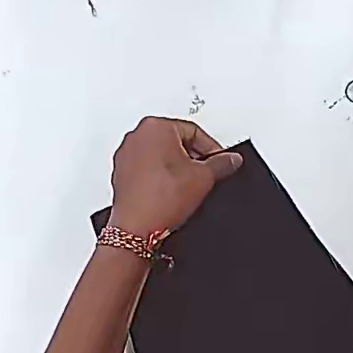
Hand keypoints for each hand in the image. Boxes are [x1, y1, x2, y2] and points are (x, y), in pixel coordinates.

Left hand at [108, 117, 242, 236]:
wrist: (138, 226)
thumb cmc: (161, 198)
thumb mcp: (204, 177)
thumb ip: (222, 163)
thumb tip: (231, 159)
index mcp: (156, 126)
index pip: (194, 131)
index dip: (212, 149)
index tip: (219, 162)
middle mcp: (137, 136)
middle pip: (175, 140)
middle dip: (193, 157)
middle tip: (205, 174)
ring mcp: (126, 154)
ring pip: (160, 154)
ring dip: (176, 167)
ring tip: (187, 185)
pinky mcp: (121, 172)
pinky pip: (147, 168)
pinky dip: (160, 177)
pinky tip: (171, 192)